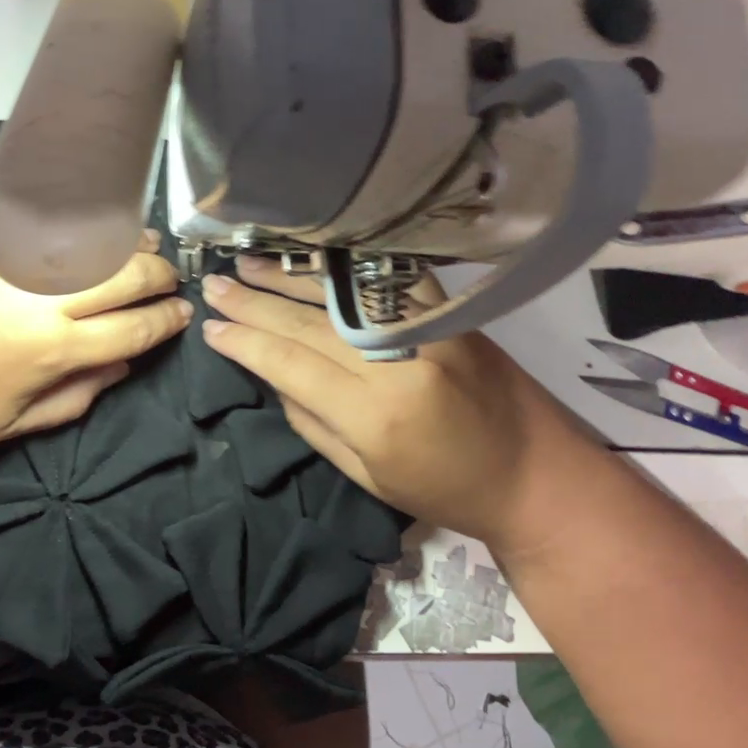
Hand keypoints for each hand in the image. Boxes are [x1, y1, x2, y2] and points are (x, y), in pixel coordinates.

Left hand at [0, 233, 191, 450]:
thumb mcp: (7, 424)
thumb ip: (73, 397)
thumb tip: (120, 367)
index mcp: (52, 350)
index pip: (134, 329)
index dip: (167, 322)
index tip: (183, 315)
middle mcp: (43, 295)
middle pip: (127, 275)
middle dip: (161, 278)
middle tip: (171, 284)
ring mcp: (16, 259)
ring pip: (96, 242)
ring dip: (133, 246)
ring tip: (147, 252)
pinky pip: (54, 228)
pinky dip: (88, 231)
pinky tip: (96, 236)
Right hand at [199, 256, 592, 551]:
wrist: (537, 475)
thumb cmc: (445, 490)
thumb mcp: (366, 476)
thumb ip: (312, 423)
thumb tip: (274, 376)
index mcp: (374, 412)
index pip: (289, 363)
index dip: (244, 343)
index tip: (209, 328)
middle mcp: (396, 361)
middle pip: (306, 323)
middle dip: (253, 303)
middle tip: (212, 286)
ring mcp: (424, 330)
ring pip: (338, 297)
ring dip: (286, 279)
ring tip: (244, 265)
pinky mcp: (445, 315)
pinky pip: (381, 283)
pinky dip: (340, 270)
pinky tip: (309, 257)